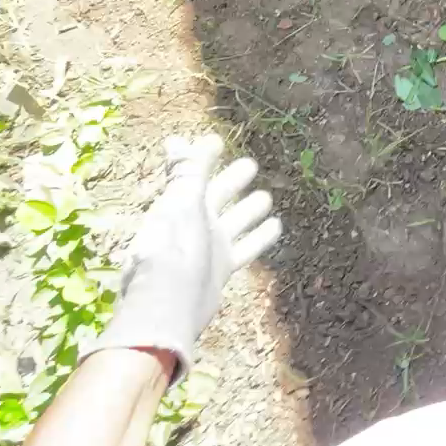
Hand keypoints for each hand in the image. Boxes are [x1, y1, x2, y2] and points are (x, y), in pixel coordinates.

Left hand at [84, 135, 280, 379]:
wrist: (169, 307)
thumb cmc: (172, 250)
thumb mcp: (181, 203)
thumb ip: (185, 172)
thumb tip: (178, 138)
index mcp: (178, 207)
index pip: (193, 175)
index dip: (205, 157)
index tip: (218, 140)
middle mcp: (193, 226)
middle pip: (217, 197)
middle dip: (232, 180)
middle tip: (251, 165)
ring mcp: (208, 247)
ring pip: (235, 221)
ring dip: (249, 209)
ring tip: (266, 197)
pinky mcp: (222, 268)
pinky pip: (246, 246)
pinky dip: (261, 236)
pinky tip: (276, 226)